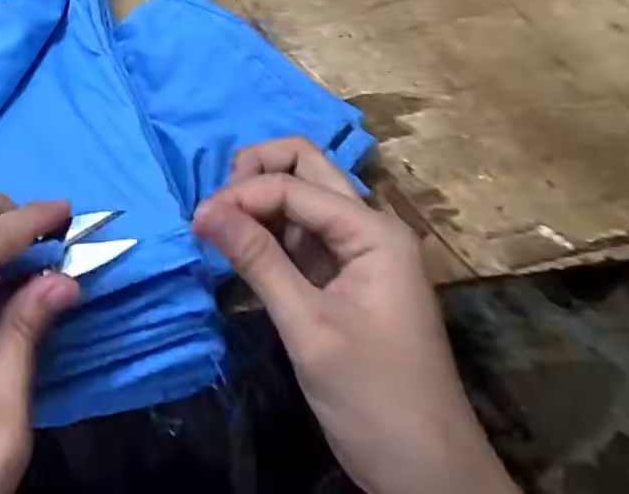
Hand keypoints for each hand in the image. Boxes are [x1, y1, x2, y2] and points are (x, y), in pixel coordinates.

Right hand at [192, 139, 517, 493]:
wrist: (429, 478)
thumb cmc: (375, 400)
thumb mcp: (309, 328)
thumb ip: (257, 260)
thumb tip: (201, 210)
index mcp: (373, 232)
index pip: (292, 185)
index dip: (241, 195)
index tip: (198, 222)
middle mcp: (366, 227)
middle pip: (302, 165)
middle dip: (253, 173)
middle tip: (218, 209)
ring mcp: (353, 249)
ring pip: (296, 192)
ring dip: (255, 199)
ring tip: (221, 230)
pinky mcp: (338, 273)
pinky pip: (294, 229)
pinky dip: (262, 228)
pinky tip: (238, 249)